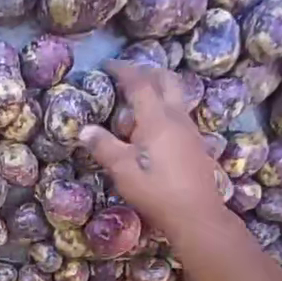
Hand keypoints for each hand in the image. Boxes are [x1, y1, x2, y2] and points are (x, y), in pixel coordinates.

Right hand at [81, 60, 230, 240]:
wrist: (196, 215)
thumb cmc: (156, 191)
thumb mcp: (122, 170)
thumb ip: (103, 146)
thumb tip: (85, 130)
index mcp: (157, 119)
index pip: (140, 84)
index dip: (124, 71)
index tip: (108, 65)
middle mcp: (177, 118)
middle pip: (166, 81)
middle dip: (148, 72)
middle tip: (129, 75)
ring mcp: (191, 131)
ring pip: (176, 98)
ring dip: (158, 90)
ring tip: (138, 102)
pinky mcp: (196, 146)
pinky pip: (180, 116)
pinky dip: (165, 110)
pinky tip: (155, 130)